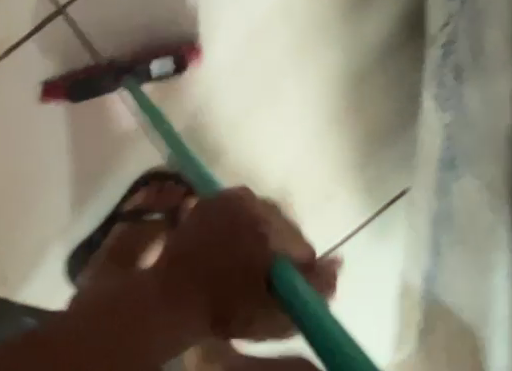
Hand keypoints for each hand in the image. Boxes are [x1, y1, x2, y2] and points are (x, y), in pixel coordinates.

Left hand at [151, 187, 341, 341]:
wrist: (173, 294)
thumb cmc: (226, 310)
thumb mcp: (278, 315)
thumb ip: (316, 290)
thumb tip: (339, 261)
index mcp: (269, 230)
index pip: (304, 249)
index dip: (297, 273)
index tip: (279, 288)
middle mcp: (251, 203)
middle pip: (284, 227)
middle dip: (280, 249)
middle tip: (261, 275)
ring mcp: (227, 196)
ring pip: (263, 214)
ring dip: (261, 233)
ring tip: (244, 259)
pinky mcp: (210, 196)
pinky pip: (240, 206)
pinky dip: (241, 222)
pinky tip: (230, 243)